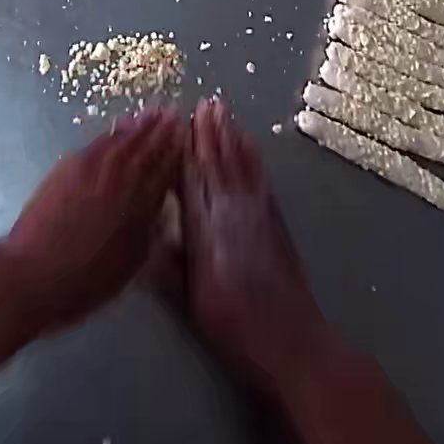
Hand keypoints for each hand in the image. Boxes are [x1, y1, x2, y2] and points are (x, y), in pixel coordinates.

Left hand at [0, 107, 184, 331]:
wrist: (35, 273)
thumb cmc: (85, 280)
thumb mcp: (130, 263)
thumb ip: (148, 230)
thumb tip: (159, 208)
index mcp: (141, 205)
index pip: (164, 170)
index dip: (175, 151)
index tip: (184, 135)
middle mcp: (123, 180)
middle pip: (147, 148)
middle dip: (162, 130)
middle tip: (173, 113)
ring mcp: (96, 168)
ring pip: (125, 139)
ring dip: (141, 125)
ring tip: (153, 111)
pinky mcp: (72, 165)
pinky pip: (101, 141)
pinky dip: (114, 131)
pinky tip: (121, 124)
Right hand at [179, 98, 331, 394]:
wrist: (290, 340)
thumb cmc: (233, 327)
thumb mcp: (192, 301)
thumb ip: (172, 263)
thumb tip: (154, 230)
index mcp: (205, 234)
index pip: (191, 182)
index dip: (185, 151)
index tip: (178, 124)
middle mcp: (231, 214)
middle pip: (216, 164)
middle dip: (207, 132)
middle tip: (202, 103)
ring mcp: (256, 212)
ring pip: (238, 164)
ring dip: (229, 135)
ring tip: (220, 110)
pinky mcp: (275, 216)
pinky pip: (259, 175)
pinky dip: (251, 154)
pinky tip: (247, 140)